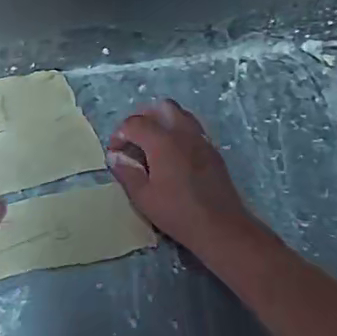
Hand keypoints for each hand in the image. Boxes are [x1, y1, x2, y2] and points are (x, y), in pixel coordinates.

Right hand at [107, 99, 266, 262]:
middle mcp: (183, 133)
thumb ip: (126, 171)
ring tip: (152, 145)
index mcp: (162, 142)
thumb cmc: (177, 212)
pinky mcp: (213, 151)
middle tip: (134, 140)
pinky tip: (172, 156)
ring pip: (180, 114)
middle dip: (143, 118)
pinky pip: (192, 129)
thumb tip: (115, 156)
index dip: (119, 134)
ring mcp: (201, 140)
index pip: (134, 123)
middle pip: (161, 107)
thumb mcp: (142, 196)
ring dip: (162, 122)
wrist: (221, 227)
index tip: (115, 152)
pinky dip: (178, 132)